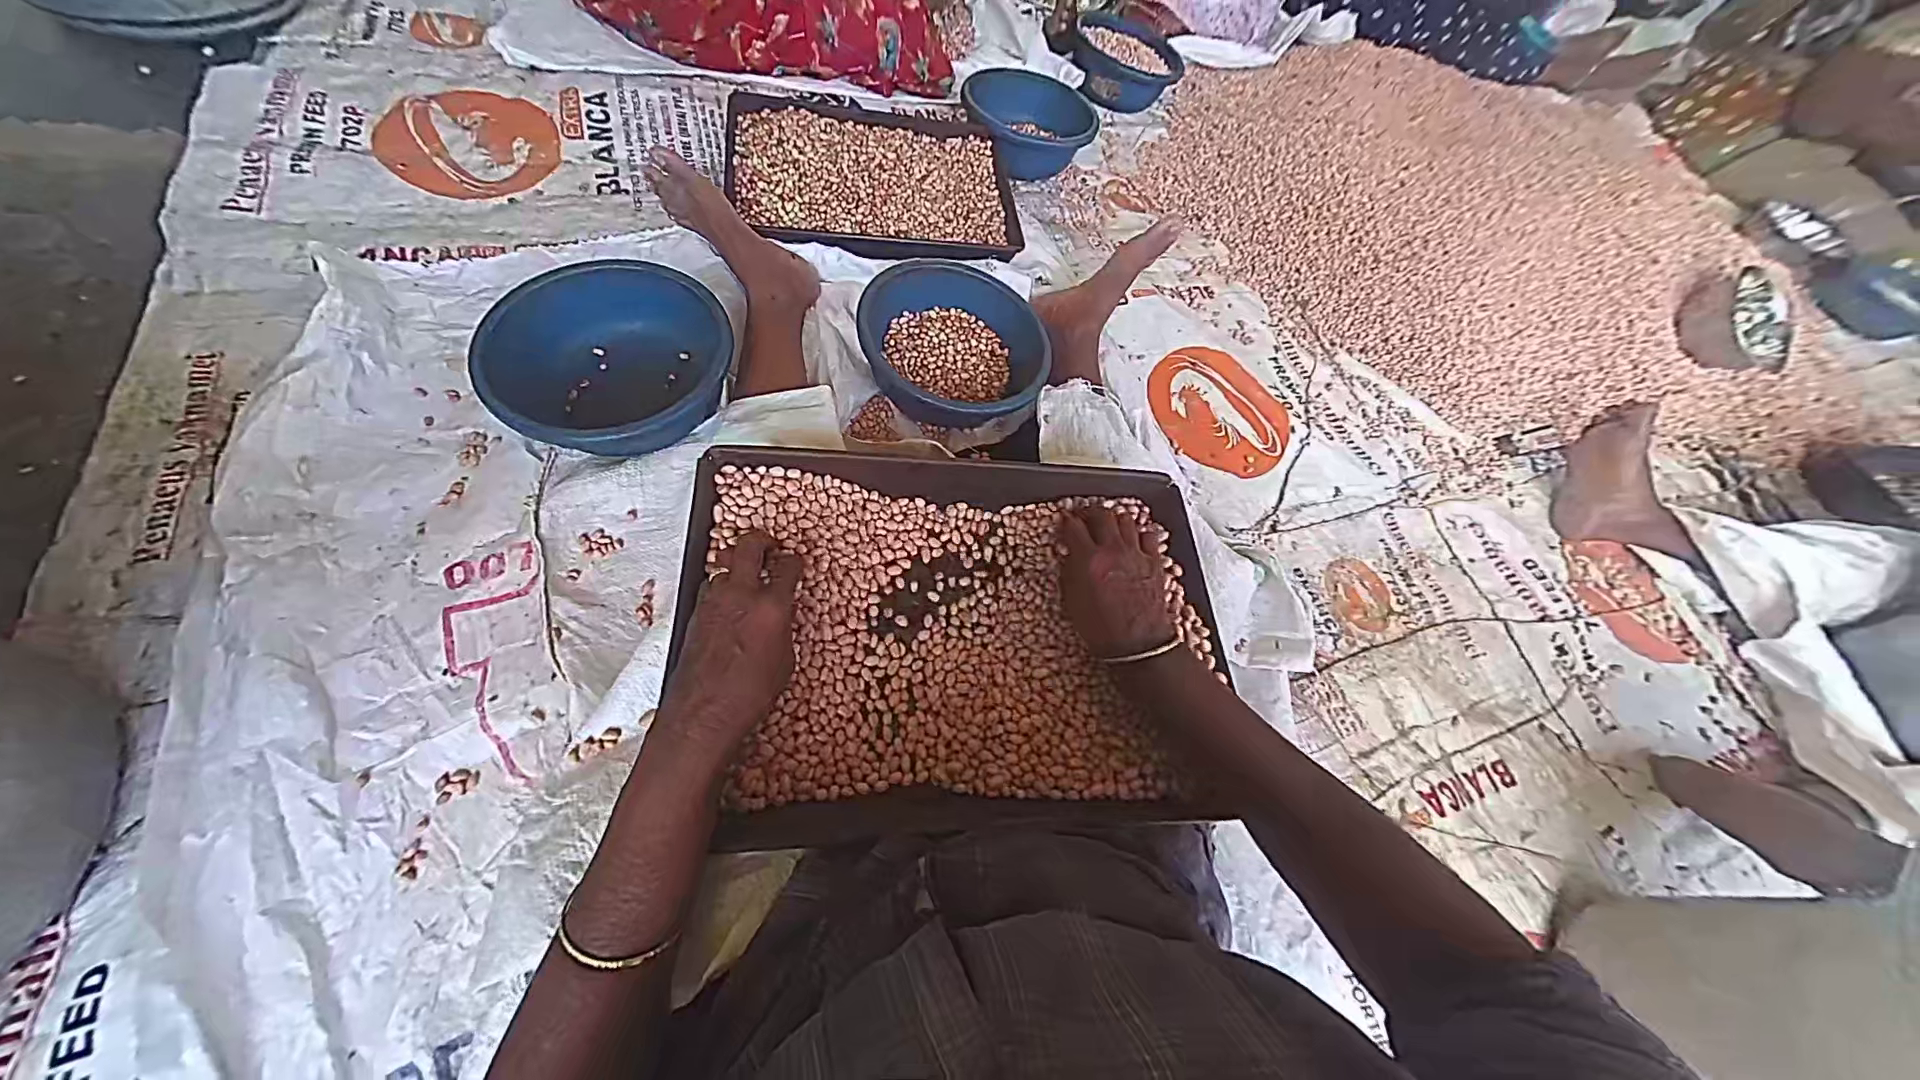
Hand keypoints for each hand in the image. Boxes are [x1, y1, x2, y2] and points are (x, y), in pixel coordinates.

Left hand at [657, 530, 800, 751]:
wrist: (703, 712)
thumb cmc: (747, 694)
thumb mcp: (785, 661)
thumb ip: (783, 628)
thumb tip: (780, 619)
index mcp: (771, 607)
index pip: (787, 567)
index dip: (794, 561)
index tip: (795, 561)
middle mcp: (740, 596)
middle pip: (749, 546)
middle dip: (762, 540)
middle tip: (770, 544)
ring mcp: (713, 602)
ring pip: (724, 566)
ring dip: (736, 565)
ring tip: (746, 573)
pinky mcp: (695, 615)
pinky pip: (710, 588)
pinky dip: (721, 588)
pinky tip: (727, 601)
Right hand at [1058, 506, 1177, 658]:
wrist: (1138, 645)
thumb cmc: (1104, 630)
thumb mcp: (1072, 602)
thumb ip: (1069, 573)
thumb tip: (1069, 558)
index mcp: (1089, 561)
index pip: (1073, 526)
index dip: (1065, 520)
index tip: (1064, 520)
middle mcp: (1113, 551)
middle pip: (1101, 514)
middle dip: (1089, 512)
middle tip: (1083, 517)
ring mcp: (1136, 554)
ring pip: (1125, 519)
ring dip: (1113, 518)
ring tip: (1107, 524)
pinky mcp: (1154, 562)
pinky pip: (1148, 535)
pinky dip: (1139, 532)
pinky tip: (1133, 538)